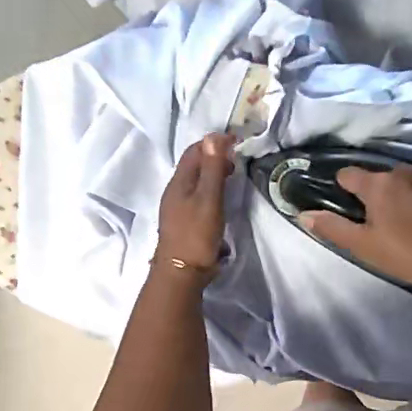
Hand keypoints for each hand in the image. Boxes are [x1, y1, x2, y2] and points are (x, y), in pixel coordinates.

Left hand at [156, 132, 236, 273]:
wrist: (181, 273)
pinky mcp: (183, 221)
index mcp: (179, 182)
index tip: (237, 141)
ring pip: (195, 181)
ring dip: (212, 174)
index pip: (194, 151)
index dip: (214, 142)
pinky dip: (210, 190)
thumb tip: (213, 137)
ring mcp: (176, 207)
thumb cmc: (197, 235)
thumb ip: (212, 169)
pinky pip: (196, 196)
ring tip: (231, 177)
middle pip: (193, 165)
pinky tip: (220, 200)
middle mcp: (174, 191)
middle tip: (236, 160)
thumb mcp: (209, 199)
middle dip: (213, 156)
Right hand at [299, 164, 411, 287]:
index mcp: (377, 182)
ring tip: (394, 225)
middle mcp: (400, 171)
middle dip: (368, 196)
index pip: (347, 174)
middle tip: (369, 225)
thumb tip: (304, 214)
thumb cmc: (406, 252)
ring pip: (397, 184)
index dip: (339, 190)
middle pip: (373, 179)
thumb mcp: (363, 245)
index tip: (341, 209)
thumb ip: (332, 227)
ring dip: (392, 198)